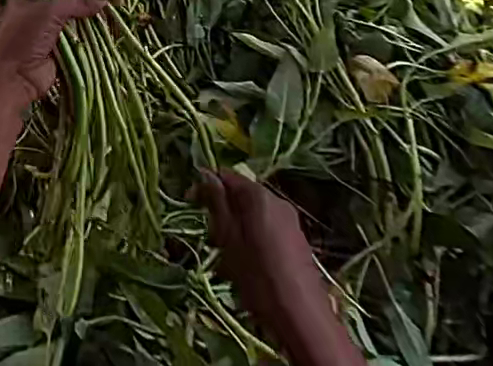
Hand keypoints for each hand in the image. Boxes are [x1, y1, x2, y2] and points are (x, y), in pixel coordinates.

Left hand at [0, 0, 106, 102]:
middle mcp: (39, 13)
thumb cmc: (23, 36)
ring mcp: (51, 34)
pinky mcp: (62, 53)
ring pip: (77, 23)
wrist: (14, 78)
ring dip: (94, 20)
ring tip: (118, 8)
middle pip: (69, 4)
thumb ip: (78, 2)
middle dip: (89, 1)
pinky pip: (82, 42)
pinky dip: (95, 38)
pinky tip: (113, 28)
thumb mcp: (50, 10)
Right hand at [198, 171, 361, 365]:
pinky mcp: (296, 241)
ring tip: (225, 255)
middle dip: (221, 211)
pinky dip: (251, 238)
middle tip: (210, 236)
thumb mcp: (228, 237)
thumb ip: (216, 202)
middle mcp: (277, 200)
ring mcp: (290, 221)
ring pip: (253, 214)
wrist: (302, 317)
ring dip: (235, 228)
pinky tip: (245, 264)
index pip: (226, 176)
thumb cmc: (258, 275)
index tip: (190, 203)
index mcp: (259, 195)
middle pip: (241, 195)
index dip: (205, 186)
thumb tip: (206, 174)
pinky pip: (266, 228)